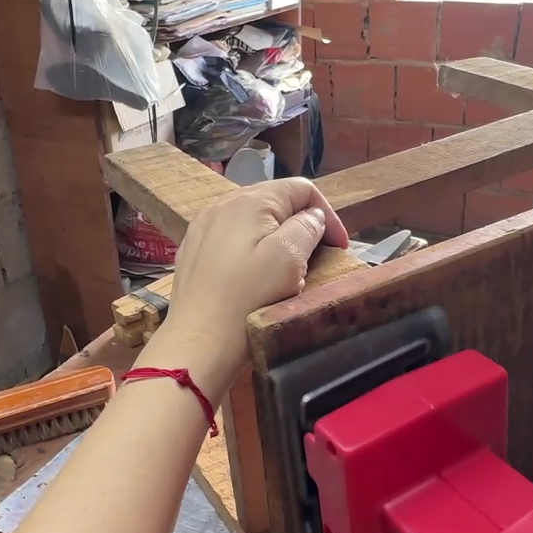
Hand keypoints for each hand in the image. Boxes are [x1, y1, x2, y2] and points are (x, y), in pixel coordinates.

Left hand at [148, 179, 348, 381]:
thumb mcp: (288, 260)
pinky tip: (254, 276)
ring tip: (288, 269)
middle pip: (276, 201)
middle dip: (302, 225)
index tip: (338, 248)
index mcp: (250, 202)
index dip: (327, 214)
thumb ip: (306, 228)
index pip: (301, 188)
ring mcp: (203, 228)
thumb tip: (312, 217)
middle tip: (317, 258)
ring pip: (253, 221)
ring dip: (277, 238)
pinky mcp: (194, 251)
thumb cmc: (246, 301)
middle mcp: (222, 205)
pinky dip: (252, 250)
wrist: (197, 344)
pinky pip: (232, 239)